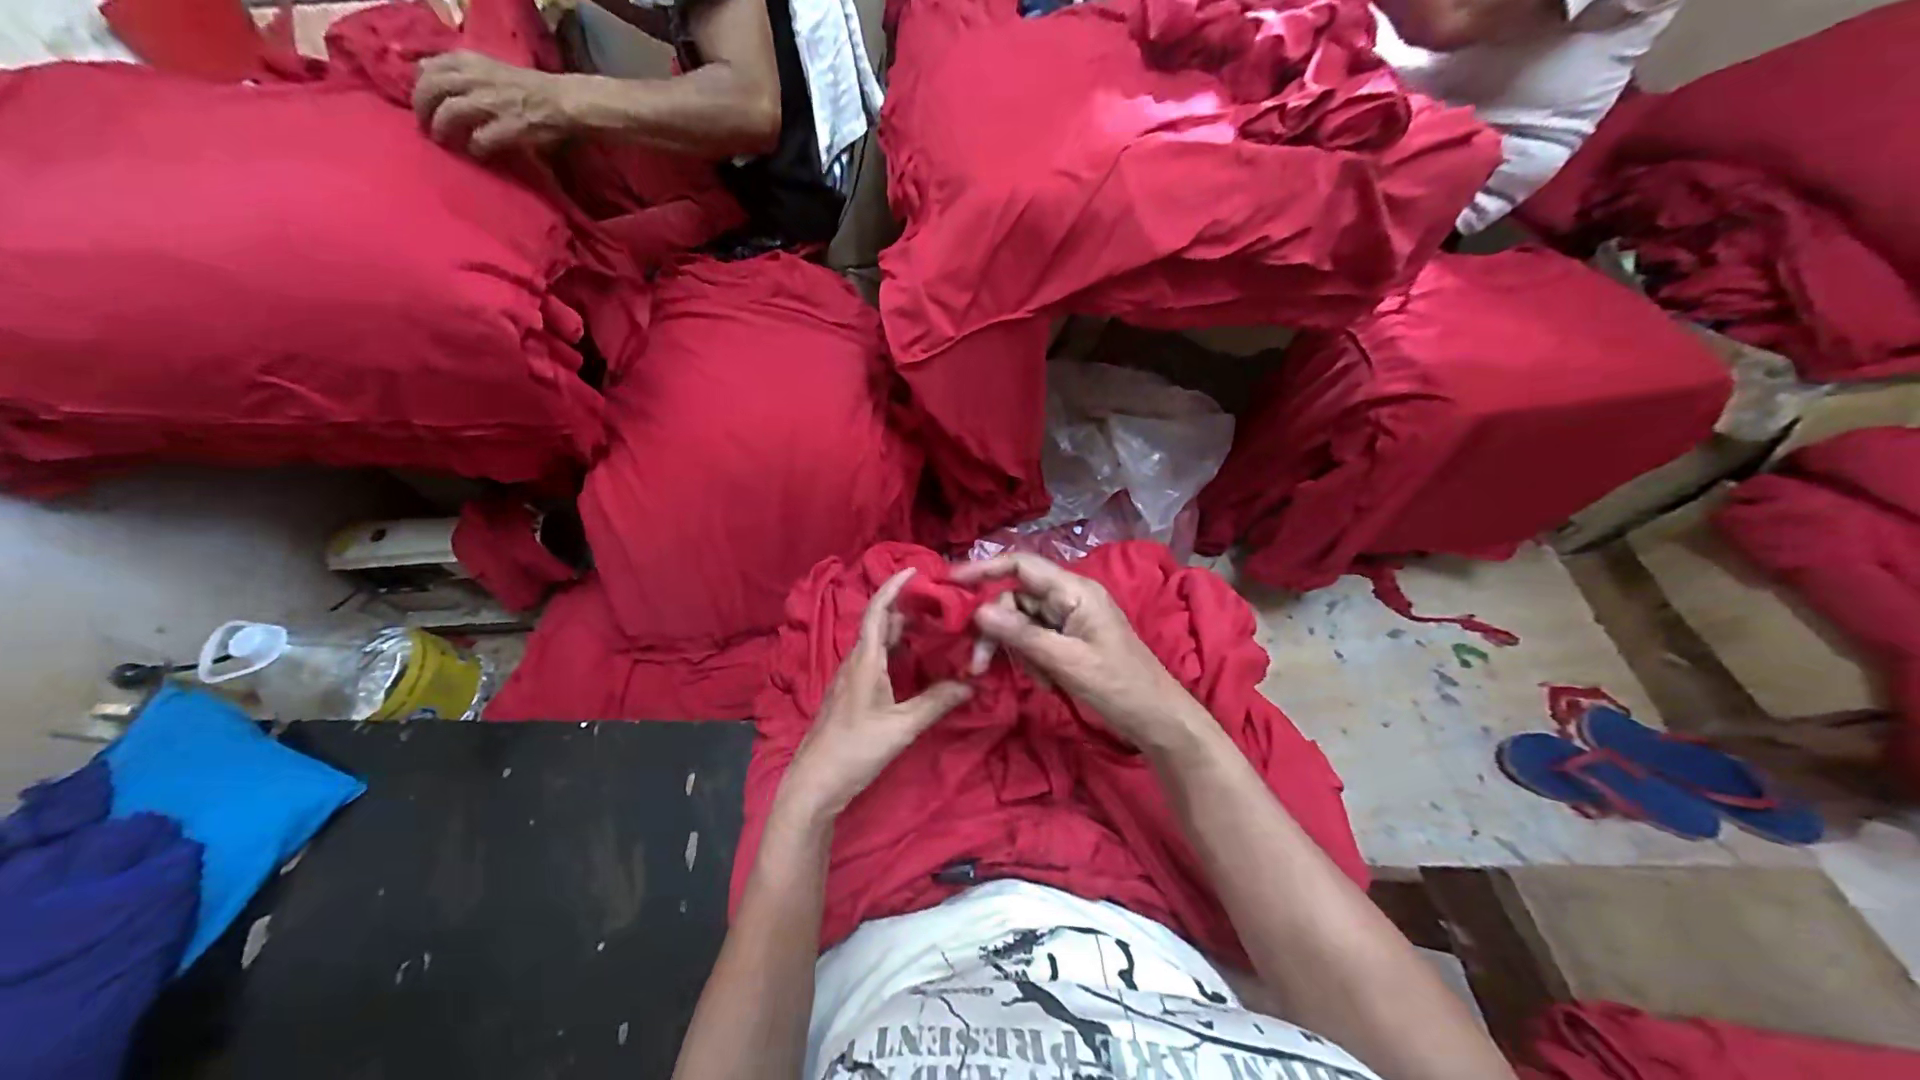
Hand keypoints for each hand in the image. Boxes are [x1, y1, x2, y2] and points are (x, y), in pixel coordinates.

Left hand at [413, 51, 579, 156]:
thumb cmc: (531, 87)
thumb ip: (465, 73)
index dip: (419, 85)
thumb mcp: (491, 68)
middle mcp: (473, 78)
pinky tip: (476, 153)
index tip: (424, 100)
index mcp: (469, 61)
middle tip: (425, 126)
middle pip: (431, 91)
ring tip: (443, 141)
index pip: (427, 67)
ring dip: (442, 130)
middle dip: (423, 110)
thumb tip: (440, 80)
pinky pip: (479, 140)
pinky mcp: (507, 128)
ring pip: (449, 114)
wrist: (564, 102)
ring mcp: (489, 104)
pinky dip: (474, 148)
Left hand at [778, 569, 973, 821]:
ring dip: (901, 629)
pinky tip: (912, 659)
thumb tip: (973, 682)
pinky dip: (895, 650)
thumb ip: (937, 701)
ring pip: (878, 642)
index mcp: (866, 660)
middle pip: (880, 623)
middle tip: (938, 599)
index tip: (916, 569)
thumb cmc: (857, 749)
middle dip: (906, 606)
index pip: (879, 611)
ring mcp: (850, 678)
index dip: (894, 586)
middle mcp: (856, 662)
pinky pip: (875, 659)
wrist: (815, 782)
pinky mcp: (851, 693)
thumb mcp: (903, 726)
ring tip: (932, 623)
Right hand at [953, 554, 1213, 753]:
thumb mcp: (1067, 662)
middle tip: (981, 664)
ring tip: (1037, 681)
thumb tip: (978, 611)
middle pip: (1015, 598)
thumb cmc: (1119, 686)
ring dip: (1017, 650)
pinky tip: (1047, 683)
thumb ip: (1022, 635)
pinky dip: (1031, 660)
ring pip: (1021, 622)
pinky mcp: (1069, 639)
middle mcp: (1070, 597)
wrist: (1157, 719)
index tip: (950, 582)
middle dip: (996, 629)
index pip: (1021, 565)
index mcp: (1075, 591)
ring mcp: (1070, 618)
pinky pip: (1035, 640)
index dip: (983, 568)